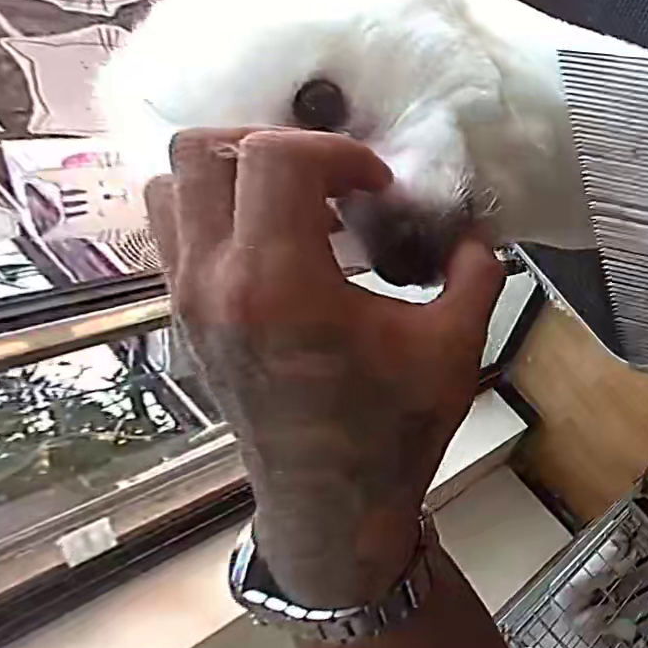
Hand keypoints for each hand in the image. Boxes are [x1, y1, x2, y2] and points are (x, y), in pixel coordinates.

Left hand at [146, 128, 503, 605]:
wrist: (336, 501)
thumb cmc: (398, 425)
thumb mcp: (457, 344)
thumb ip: (475, 273)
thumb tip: (474, 231)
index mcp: (284, 285)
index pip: (277, 158)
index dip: (340, 152)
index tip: (383, 187)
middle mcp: (216, 281)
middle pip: (205, 151)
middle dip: (282, 147)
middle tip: (339, 183)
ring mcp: (188, 300)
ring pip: (173, 185)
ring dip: (242, 177)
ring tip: (308, 209)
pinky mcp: (186, 318)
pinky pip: (177, 231)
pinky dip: (225, 213)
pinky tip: (290, 249)